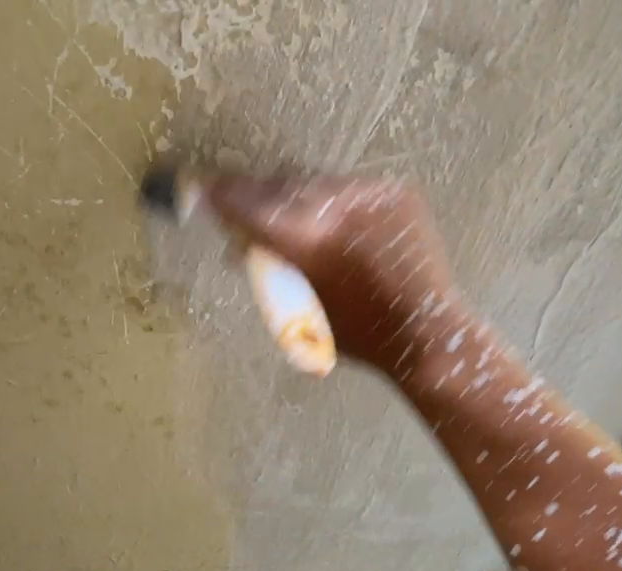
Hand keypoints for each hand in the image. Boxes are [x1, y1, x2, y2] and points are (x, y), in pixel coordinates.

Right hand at [203, 172, 461, 376]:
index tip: (196, 187)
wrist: (425, 333)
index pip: (248, 204)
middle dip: (255, 194)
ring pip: (314, 182)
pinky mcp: (394, 191)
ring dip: (295, 197)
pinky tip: (335, 225)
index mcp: (306, 240)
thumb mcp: (300, 310)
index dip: (218, 195)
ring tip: (289, 217)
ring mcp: (368, 193)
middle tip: (236, 201)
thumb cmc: (358, 336)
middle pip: (278, 185)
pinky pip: (350, 188)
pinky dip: (334, 203)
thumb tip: (240, 245)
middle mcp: (334, 205)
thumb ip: (270, 270)